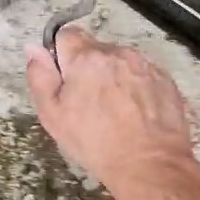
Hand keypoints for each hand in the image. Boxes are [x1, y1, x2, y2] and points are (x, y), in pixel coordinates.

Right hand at [26, 26, 195, 189]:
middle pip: (93, 49)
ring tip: (113, 110)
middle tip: (86, 102)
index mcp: (85, 58)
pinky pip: (140, 74)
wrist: (150, 165)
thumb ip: (40, 76)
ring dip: (111, 76)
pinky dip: (133, 87)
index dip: (60, 54)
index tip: (64, 79)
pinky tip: (133, 113)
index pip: (66, 34)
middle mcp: (117, 53)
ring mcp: (145, 65)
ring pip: (118, 61)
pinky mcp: (166, 80)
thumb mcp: (52, 114)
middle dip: (86, 68)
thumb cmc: (94, 141)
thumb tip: (34, 49)